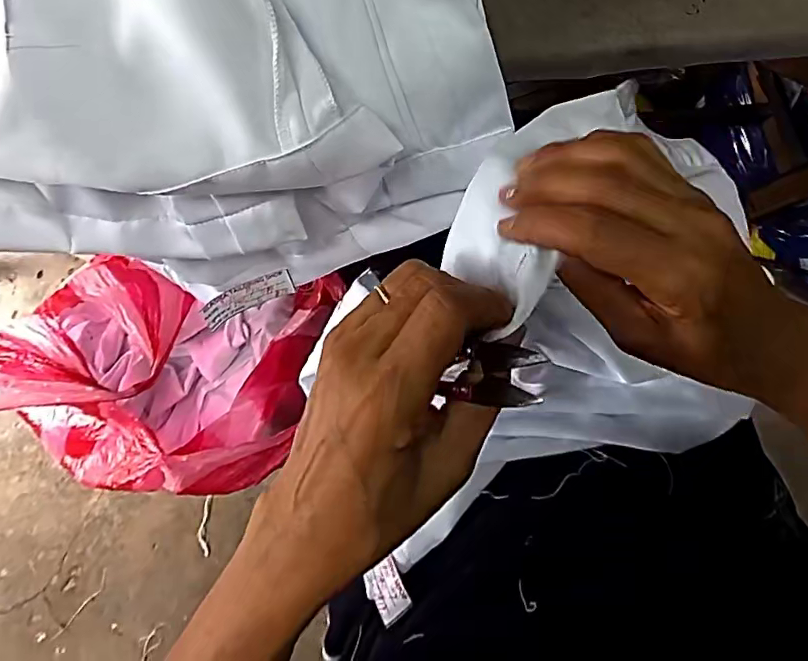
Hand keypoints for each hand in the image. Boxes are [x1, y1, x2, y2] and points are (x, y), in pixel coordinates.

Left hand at [244, 261, 510, 586]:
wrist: (303, 530)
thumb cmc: (378, 509)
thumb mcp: (452, 464)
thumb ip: (486, 398)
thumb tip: (504, 348)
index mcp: (388, 388)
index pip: (445, 306)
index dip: (485, 303)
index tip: (504, 322)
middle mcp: (358, 352)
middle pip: (426, 280)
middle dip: (468, 293)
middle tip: (485, 327)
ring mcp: (341, 341)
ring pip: (405, 278)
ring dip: (443, 292)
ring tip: (458, 330)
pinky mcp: (334, 340)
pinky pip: (386, 293)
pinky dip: (418, 300)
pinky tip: (428, 335)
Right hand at [498, 131, 807, 403]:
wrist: (769, 332)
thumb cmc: (708, 350)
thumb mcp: (643, 340)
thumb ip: (597, 291)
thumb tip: (554, 247)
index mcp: (677, 273)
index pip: (597, 231)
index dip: (544, 221)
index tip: (507, 223)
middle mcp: (688, 223)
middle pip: (607, 183)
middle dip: (548, 182)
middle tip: (508, 190)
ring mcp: (695, 199)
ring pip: (625, 156)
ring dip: (570, 154)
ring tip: (530, 165)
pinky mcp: (695, 189)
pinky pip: (645, 152)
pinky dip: (602, 145)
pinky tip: (573, 152)